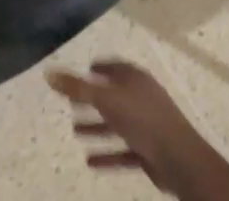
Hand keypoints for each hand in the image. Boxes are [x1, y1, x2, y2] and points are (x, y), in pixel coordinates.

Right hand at [48, 62, 228, 200]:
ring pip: (117, 123)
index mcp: (135, 79)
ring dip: (97, 127)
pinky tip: (90, 161)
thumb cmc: (142, 120)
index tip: (85, 69)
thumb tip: (48, 72)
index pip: (115, 66)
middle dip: (92, 100)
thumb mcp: (105, 99)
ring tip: (75, 132)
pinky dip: (108, 153)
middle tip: (71, 103)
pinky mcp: (150, 150)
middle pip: (113, 95)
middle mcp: (142, 98)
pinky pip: (124, 150)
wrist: (180, 160)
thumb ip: (76, 87)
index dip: (99, 66)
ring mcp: (148, 124)